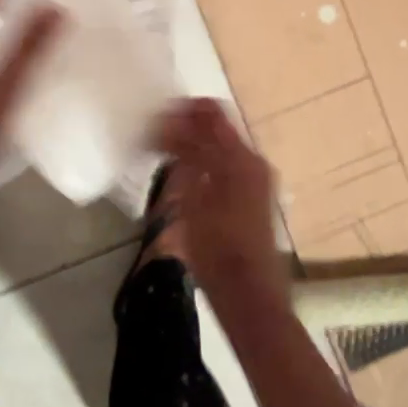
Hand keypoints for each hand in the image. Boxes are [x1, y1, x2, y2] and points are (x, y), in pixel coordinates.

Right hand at [157, 98, 287, 302]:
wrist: (250, 296)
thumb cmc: (217, 251)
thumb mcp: (192, 200)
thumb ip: (183, 156)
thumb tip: (166, 124)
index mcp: (240, 157)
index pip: (209, 111)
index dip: (178, 110)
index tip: (150, 119)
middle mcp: (253, 161)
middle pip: (216, 125)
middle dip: (183, 125)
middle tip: (151, 136)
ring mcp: (257, 178)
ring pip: (220, 143)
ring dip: (192, 142)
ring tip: (161, 155)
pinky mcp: (255, 195)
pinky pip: (226, 162)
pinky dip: (204, 160)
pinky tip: (182, 176)